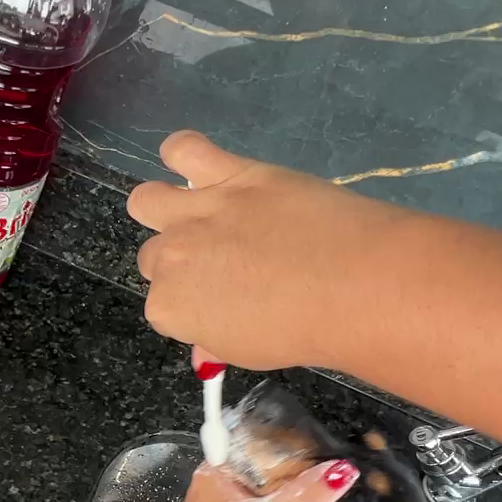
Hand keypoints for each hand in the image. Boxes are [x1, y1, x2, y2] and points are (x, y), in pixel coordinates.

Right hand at [128, 132, 418, 370]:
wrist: (356, 285)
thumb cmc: (300, 330)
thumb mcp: (245, 351)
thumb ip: (213, 340)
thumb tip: (205, 342)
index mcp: (168, 307)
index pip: (162, 303)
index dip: (189, 303)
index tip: (216, 304)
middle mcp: (170, 258)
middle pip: (154, 255)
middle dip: (179, 261)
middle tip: (219, 264)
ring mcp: (196, 212)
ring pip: (146, 200)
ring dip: (159, 208)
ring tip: (191, 212)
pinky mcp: (231, 173)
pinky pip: (184, 149)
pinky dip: (180, 152)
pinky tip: (187, 160)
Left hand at [153, 458, 357, 501]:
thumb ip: (308, 495)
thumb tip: (344, 469)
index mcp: (215, 472)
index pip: (251, 440)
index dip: (285, 440)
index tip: (320, 441)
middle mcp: (212, 484)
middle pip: (258, 464)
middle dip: (291, 466)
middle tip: (333, 463)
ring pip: (259, 487)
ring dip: (287, 489)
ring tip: (326, 484)